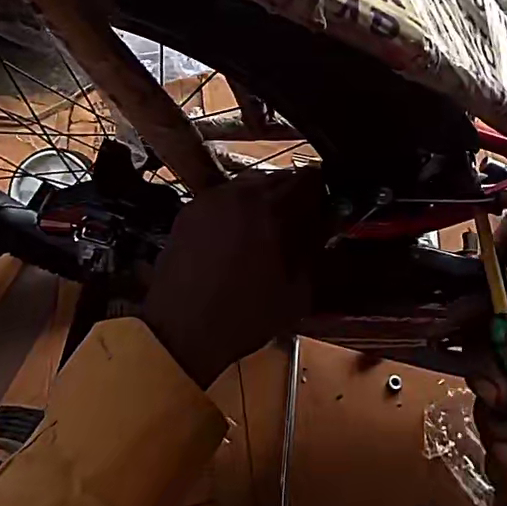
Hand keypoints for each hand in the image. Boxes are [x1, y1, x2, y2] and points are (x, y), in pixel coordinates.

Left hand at [142, 169, 327, 386]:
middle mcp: (240, 194)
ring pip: (248, 184)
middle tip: (299, 222)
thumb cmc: (244, 317)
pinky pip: (222, 197)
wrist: (180, 327)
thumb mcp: (296, 291)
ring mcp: (211, 198)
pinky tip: (235, 235)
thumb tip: (325, 224)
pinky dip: (235, 208)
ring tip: (266, 230)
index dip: (322, 192)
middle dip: (293, 195)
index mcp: (272, 209)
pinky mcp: (190, 209)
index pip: (308, 179)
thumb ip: (314, 249)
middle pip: (278, 177)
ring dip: (263, 199)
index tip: (326, 207)